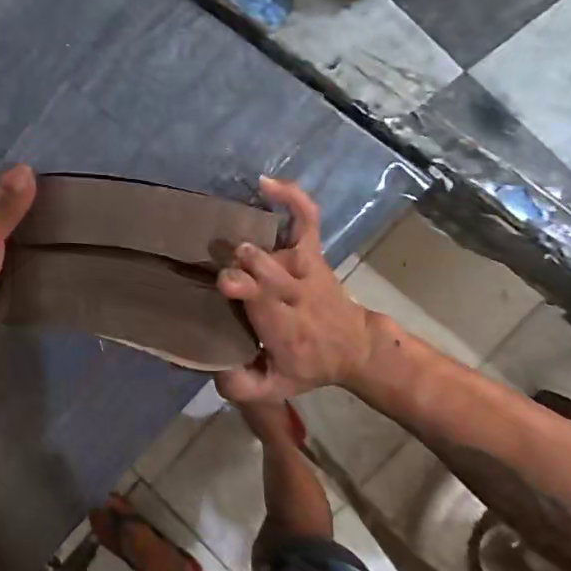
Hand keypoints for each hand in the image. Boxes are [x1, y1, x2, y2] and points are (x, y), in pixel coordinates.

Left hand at [0, 165, 36, 342]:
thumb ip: (6, 209)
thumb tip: (26, 169)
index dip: (8, 183)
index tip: (32, 171)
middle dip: (14, 206)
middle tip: (45, 196)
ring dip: (17, 231)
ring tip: (45, 225)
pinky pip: (4, 261)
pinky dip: (17, 254)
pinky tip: (30, 259)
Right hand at [213, 176, 377, 403]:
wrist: (356, 347)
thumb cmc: (307, 365)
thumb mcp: (276, 388)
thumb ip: (243, 385)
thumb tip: (214, 370)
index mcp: (284, 328)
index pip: (264, 302)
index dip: (245, 288)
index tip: (226, 283)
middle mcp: (296, 295)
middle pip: (272, 272)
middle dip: (250, 262)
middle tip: (227, 257)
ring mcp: (307, 269)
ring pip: (287, 247)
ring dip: (262, 240)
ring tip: (235, 223)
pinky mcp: (314, 252)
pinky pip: (306, 218)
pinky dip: (291, 197)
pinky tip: (265, 182)